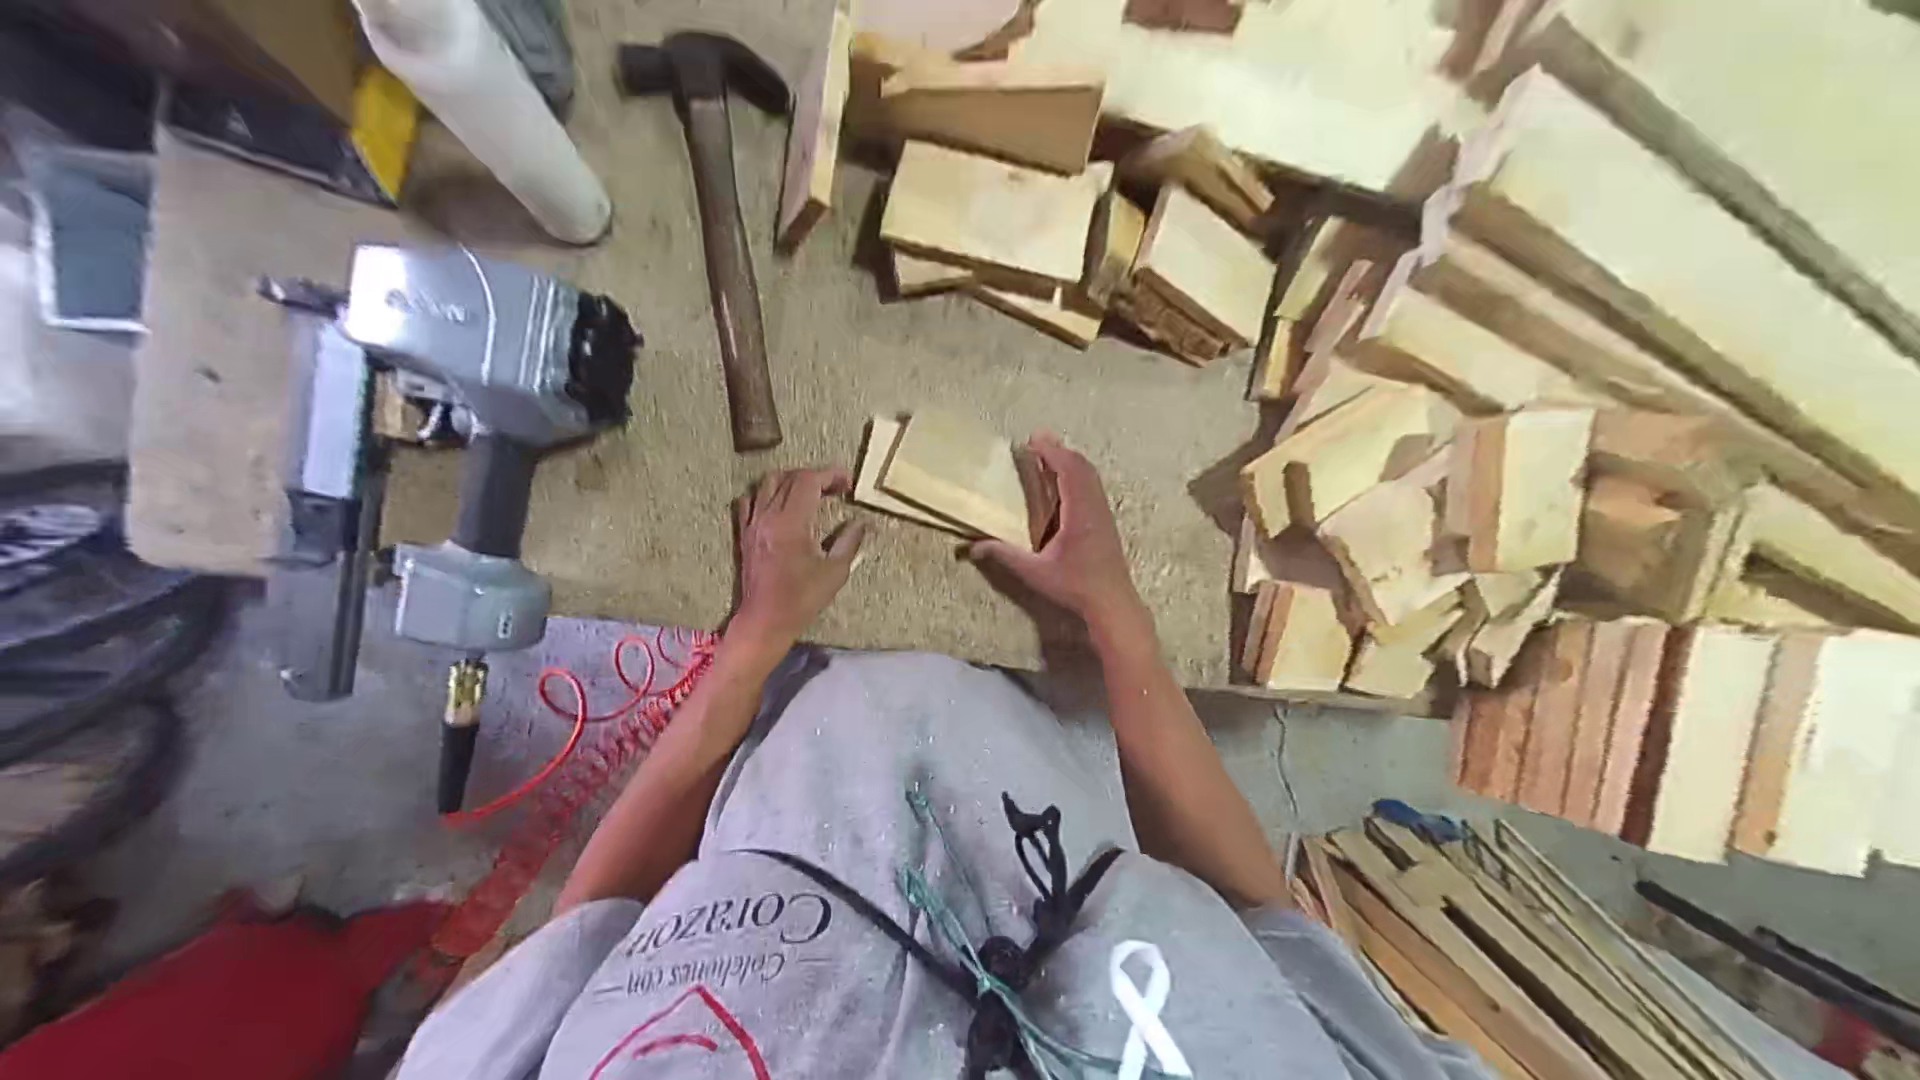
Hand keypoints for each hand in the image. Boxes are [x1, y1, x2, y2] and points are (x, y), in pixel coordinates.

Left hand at [731, 467, 865, 650]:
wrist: (765, 620)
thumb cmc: (803, 599)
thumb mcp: (835, 571)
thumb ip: (849, 541)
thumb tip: (861, 522)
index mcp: (791, 523)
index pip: (809, 481)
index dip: (831, 475)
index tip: (848, 483)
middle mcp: (768, 517)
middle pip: (790, 477)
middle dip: (816, 476)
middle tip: (836, 489)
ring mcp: (752, 523)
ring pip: (768, 483)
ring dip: (791, 481)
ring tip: (810, 493)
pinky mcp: (744, 533)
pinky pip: (750, 500)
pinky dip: (766, 494)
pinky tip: (781, 505)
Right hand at [969, 433, 1151, 640]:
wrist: (1112, 603)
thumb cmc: (1075, 587)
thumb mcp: (1035, 573)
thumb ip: (1005, 556)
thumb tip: (973, 547)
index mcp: (1080, 514)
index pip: (1069, 471)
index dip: (1052, 452)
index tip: (1033, 441)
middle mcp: (1095, 508)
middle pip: (1082, 467)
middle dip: (1060, 450)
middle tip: (1037, 440)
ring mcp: (1104, 514)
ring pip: (1090, 476)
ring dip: (1070, 462)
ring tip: (1048, 455)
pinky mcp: (1105, 523)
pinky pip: (1092, 487)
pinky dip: (1077, 475)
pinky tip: (1063, 483)